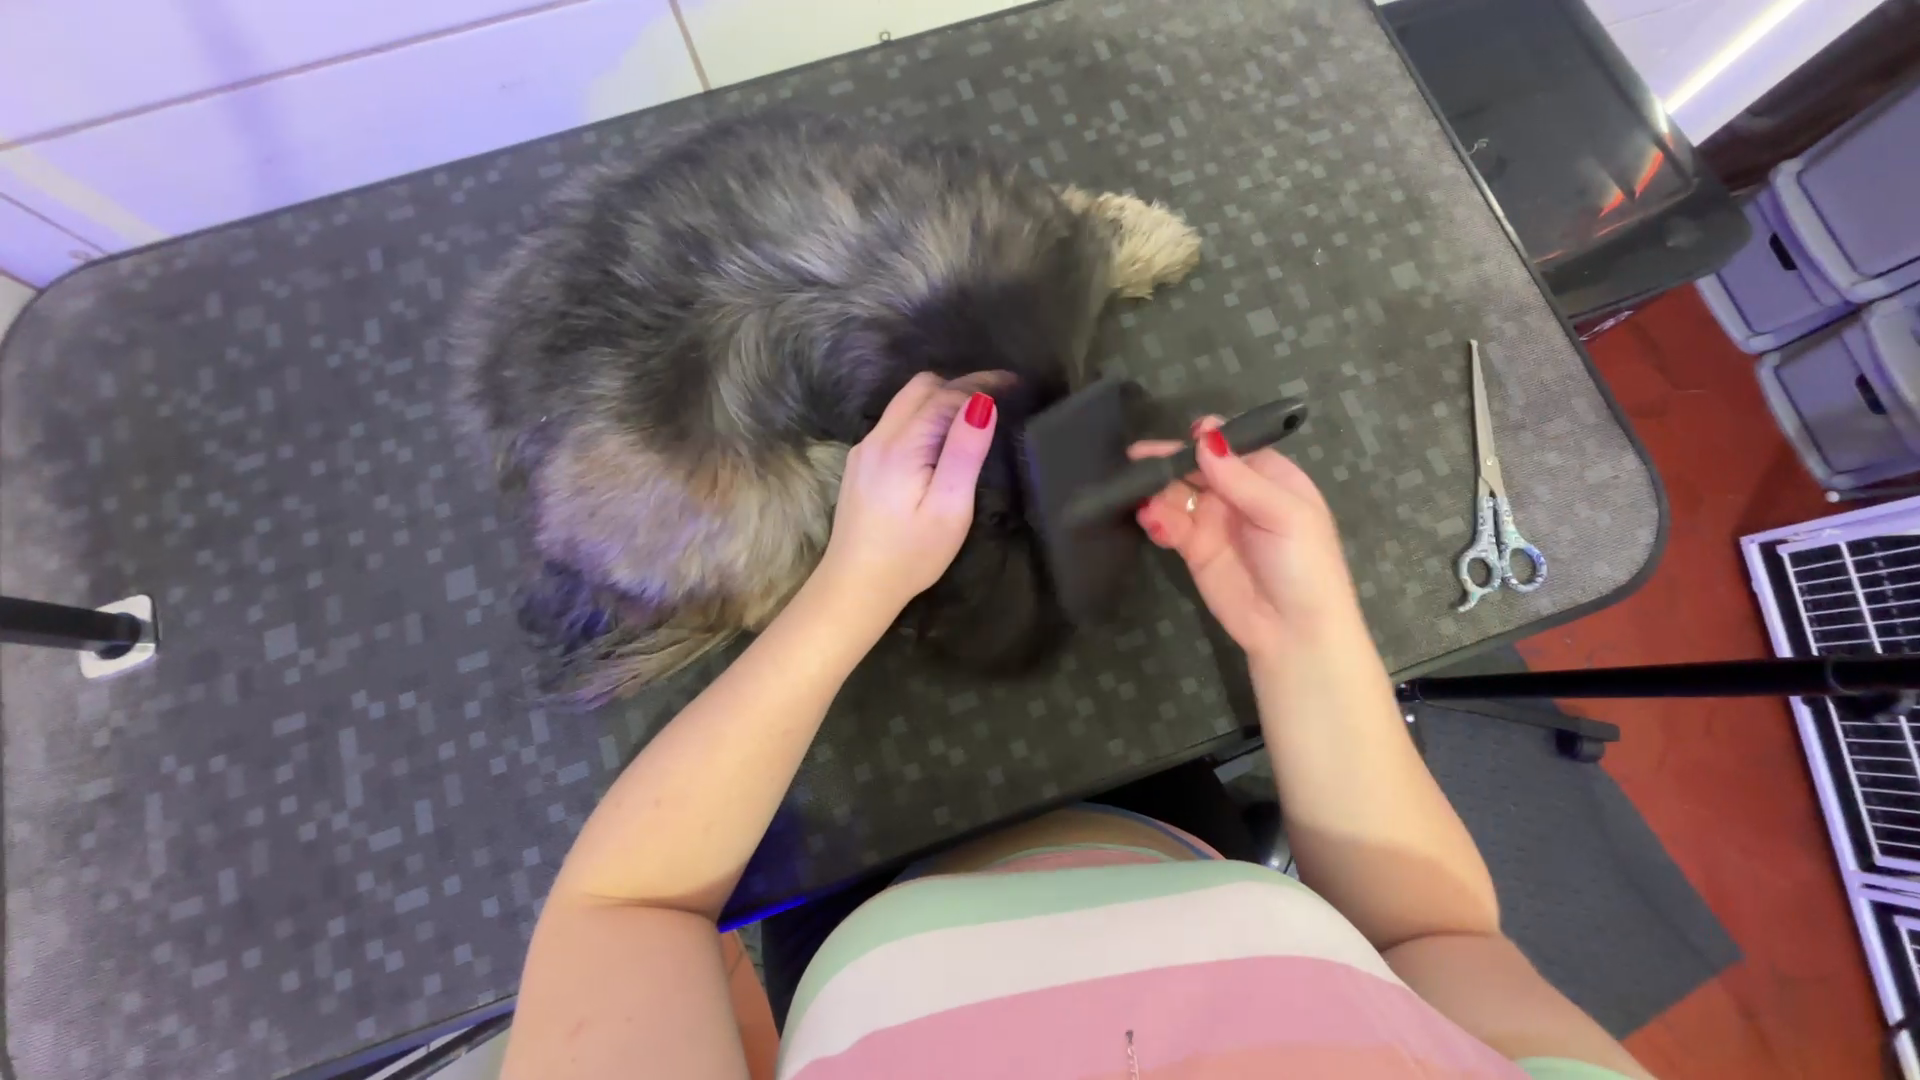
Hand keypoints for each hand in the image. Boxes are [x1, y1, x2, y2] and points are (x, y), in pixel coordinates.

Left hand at [815, 372, 1004, 619]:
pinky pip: (895, 423)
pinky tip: (941, 441)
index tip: (1015, 383)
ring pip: (904, 404)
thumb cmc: (911, 555)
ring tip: (975, 416)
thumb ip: (964, 452)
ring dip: (940, 400)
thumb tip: (982, 404)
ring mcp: (864, 451)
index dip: (982, 384)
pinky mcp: (860, 466)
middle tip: (998, 397)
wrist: (855, 586)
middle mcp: (877, 438)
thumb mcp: (949, 508)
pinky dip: (923, 418)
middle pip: (920, 388)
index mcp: (901, 446)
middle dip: (960, 385)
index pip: (945, 395)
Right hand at [1133, 416, 1368, 669]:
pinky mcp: (1194, 549)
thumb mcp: (1284, 515)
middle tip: (1138, 458)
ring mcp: (1214, 522)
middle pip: (1197, 468)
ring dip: (1157, 492)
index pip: (1232, 447)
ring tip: (1142, 496)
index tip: (1187, 435)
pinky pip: (1170, 525)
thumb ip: (1241, 478)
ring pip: (1178, 495)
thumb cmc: (1304, 566)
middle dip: (1170, 463)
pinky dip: (1157, 519)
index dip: (1208, 439)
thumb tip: (1204, 436)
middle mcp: (1239, 495)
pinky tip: (1151, 519)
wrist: (1293, 632)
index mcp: (1271, 478)